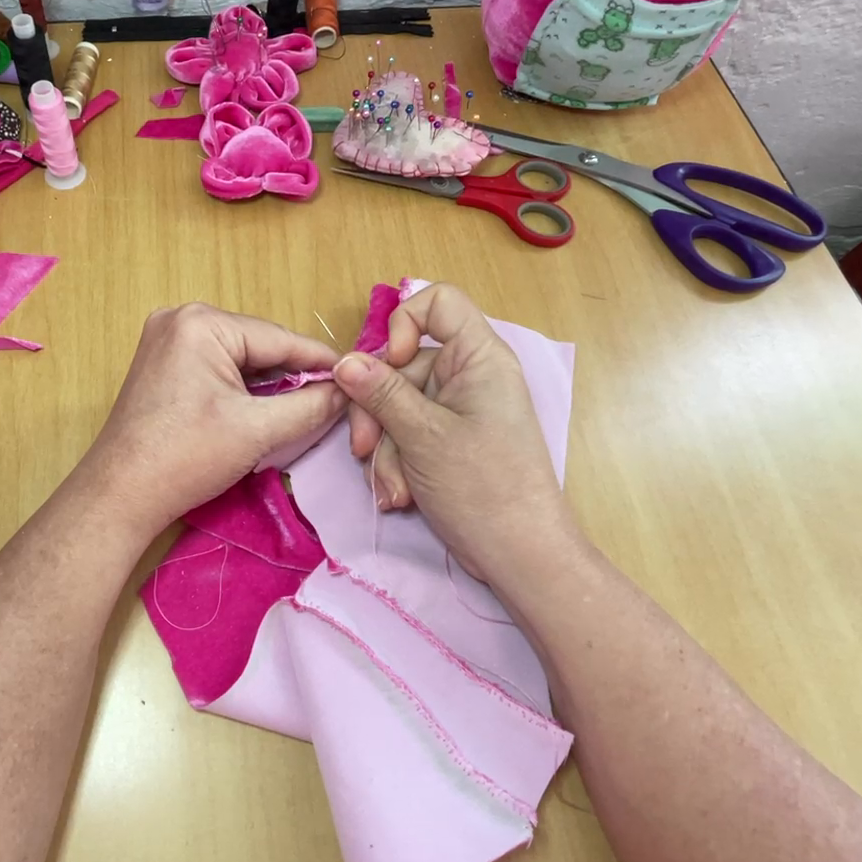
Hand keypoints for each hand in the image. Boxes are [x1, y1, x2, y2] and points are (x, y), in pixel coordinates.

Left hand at [69, 304, 344, 539]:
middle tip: (335, 399)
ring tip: (306, 406)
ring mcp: (166, 339)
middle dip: (294, 373)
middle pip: (258, 344)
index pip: (279, 338)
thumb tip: (347, 392)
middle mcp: (180, 317)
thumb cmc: (186, 458)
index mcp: (201, 322)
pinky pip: (217, 365)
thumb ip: (310, 406)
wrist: (119, 495)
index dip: (322, 362)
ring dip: (269, 382)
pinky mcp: (161, 362)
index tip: (358, 379)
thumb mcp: (258, 430)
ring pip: (239, 357)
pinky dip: (242, 386)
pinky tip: (265, 407)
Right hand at [331, 283, 581, 581]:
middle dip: (376, 410)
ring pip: (394, 405)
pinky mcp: (445, 440)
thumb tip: (343, 361)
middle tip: (363, 449)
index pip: (438, 303)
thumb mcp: (423, 436)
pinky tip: (397, 493)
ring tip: (391, 487)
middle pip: (401, 365)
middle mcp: (467, 376)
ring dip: (383, 447)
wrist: (519, 558)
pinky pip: (404, 433)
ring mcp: (456, 410)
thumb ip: (381, 393)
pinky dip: (395, 461)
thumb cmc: (482, 487)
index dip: (404, 324)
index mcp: (478, 358)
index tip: (389, 364)